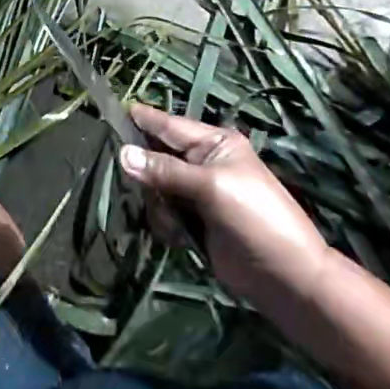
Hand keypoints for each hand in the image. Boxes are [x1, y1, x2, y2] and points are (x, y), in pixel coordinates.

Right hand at [121, 104, 332, 313]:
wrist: (285, 276)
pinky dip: (164, 224)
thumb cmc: (255, 219)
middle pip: (151, 156)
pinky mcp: (190, 218)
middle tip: (154, 194)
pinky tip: (180, 237)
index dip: (138, 120)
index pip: (165, 124)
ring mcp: (194, 191)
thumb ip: (164, 170)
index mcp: (213, 142)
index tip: (104, 112)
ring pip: (151, 187)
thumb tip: (121, 153)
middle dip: (148, 177)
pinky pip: (159, 211)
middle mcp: (200, 161)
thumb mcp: (210, 187)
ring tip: (176, 224)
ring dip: (158, 207)